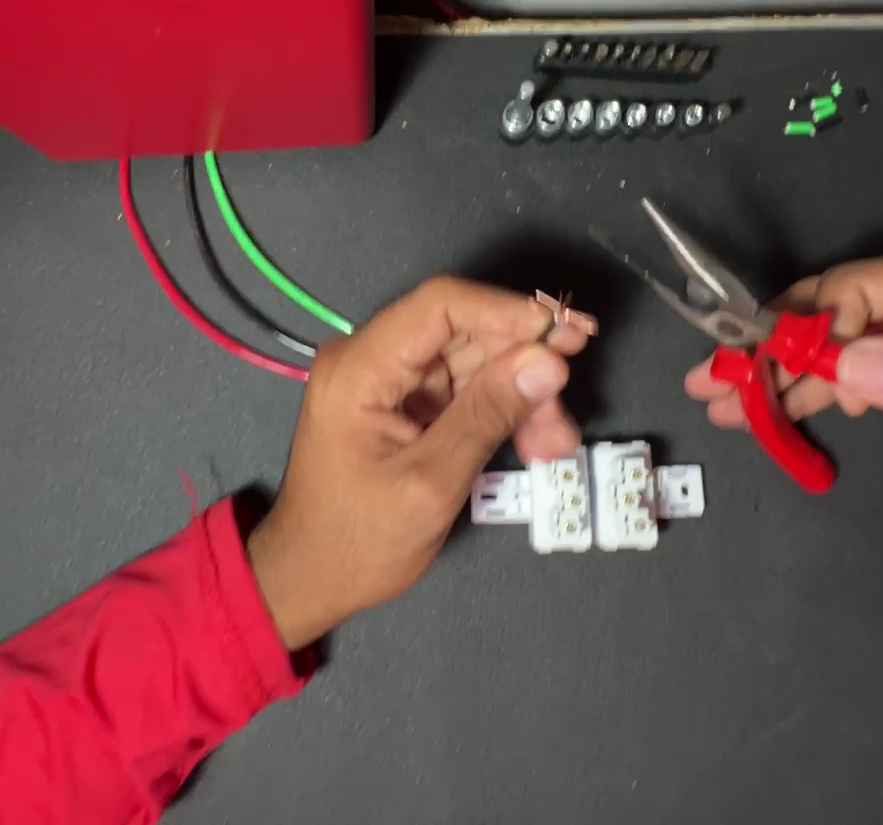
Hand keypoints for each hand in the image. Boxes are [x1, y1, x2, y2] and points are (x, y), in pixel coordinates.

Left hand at [249, 276, 592, 648]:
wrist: (312, 578)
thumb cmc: (359, 542)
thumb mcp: (430, 483)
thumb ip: (488, 416)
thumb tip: (550, 362)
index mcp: (361, 367)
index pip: (441, 306)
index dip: (507, 310)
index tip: (564, 333)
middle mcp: (372, 357)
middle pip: (464, 330)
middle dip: (523, 359)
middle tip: (571, 389)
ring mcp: (390, 377)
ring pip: (474, 359)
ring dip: (520, 392)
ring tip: (555, 440)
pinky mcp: (407, 398)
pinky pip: (466, 386)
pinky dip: (503, 408)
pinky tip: (536, 440)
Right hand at [685, 248, 882, 515]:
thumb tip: (848, 363)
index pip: (858, 288)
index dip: (803, 326)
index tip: (760, 370)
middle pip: (829, 313)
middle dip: (770, 349)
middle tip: (714, 383)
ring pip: (829, 346)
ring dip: (777, 376)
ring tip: (726, 405)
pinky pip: (848, 376)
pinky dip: (809, 395)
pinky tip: (779, 414)